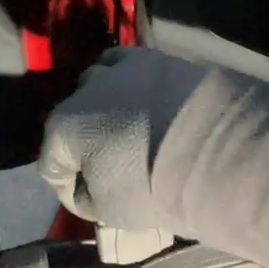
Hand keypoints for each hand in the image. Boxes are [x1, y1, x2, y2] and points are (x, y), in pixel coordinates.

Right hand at [37, 47, 218, 232]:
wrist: (215, 150)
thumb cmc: (152, 184)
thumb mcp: (108, 210)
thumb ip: (85, 195)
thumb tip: (84, 184)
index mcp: (65, 126)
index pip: (53, 163)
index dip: (68, 187)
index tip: (91, 200)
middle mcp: (86, 88)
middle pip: (73, 118)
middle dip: (86, 141)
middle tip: (112, 163)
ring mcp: (123, 67)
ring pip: (100, 83)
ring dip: (106, 105)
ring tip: (130, 127)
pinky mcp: (157, 58)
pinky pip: (132, 67)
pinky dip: (133, 83)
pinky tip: (147, 99)